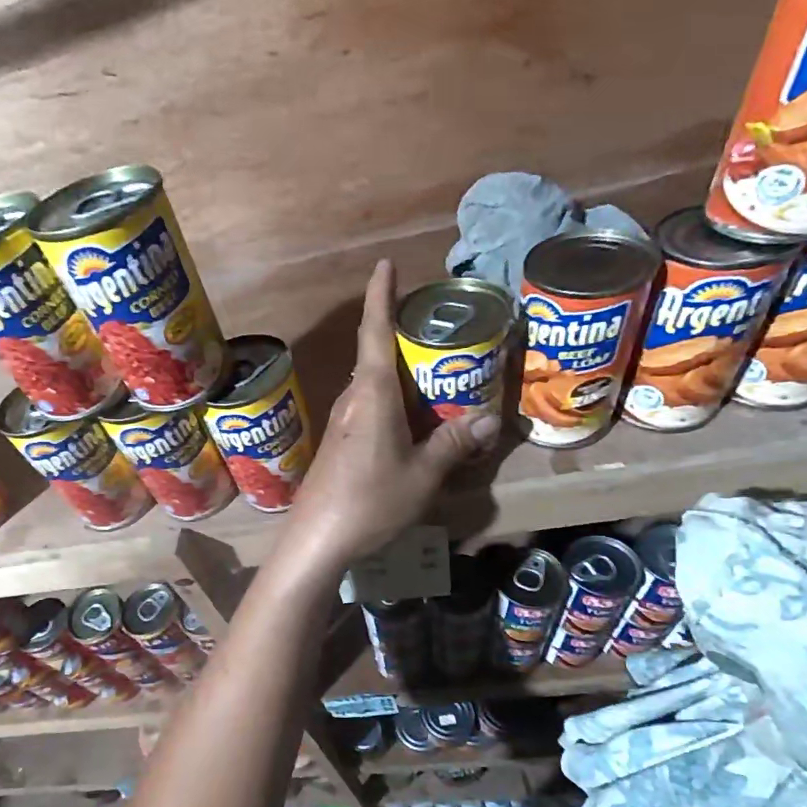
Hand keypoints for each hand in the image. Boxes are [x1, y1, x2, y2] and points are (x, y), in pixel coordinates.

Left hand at [286, 260, 497, 568]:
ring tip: (439, 370)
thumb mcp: (422, 475)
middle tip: (443, 329)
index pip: (374, 333)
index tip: (385, 266)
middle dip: (404, 337)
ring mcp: (341, 423)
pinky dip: (394, 400)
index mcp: (371, 395)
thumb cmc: (369, 502)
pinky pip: (370, 407)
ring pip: (374, 384)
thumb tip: (489, 419)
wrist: (316, 540)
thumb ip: (454, 445)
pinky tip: (416, 418)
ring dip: (401, 372)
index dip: (380, 296)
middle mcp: (352, 400)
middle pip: (376, 356)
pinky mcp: (339, 444)